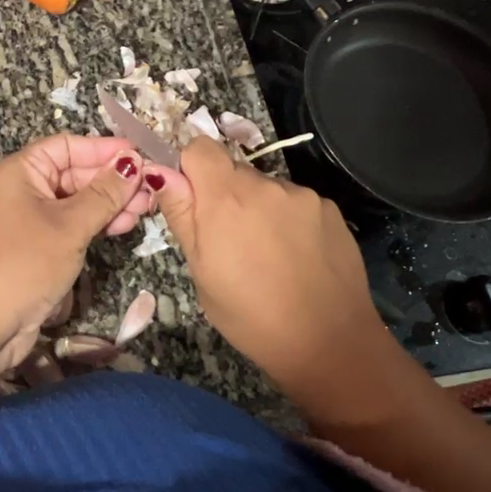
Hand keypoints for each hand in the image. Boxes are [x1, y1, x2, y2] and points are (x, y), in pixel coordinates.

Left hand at [0, 135, 151, 371]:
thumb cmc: (25, 263)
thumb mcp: (70, 226)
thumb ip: (105, 194)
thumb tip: (133, 163)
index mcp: (19, 171)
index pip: (67, 146)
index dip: (104, 149)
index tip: (140, 155)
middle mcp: (21, 188)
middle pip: (73, 172)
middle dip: (112, 180)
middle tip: (151, 188)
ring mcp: (27, 218)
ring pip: (76, 200)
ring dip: (109, 203)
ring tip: (145, 210)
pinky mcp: (36, 245)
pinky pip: (70, 223)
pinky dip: (95, 223)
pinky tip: (123, 226)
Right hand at [153, 137, 388, 410]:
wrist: (330, 343)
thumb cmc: (251, 316)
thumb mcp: (201, 272)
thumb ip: (182, 214)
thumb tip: (160, 172)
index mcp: (226, 197)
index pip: (200, 148)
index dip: (192, 170)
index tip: (194, 202)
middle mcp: (265, 185)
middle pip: (235, 171)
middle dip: (226, 197)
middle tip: (230, 243)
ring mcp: (302, 196)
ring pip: (267, 189)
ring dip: (260, 210)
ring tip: (267, 256)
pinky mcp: (330, 210)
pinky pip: (297, 204)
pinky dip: (290, 222)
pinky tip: (296, 258)